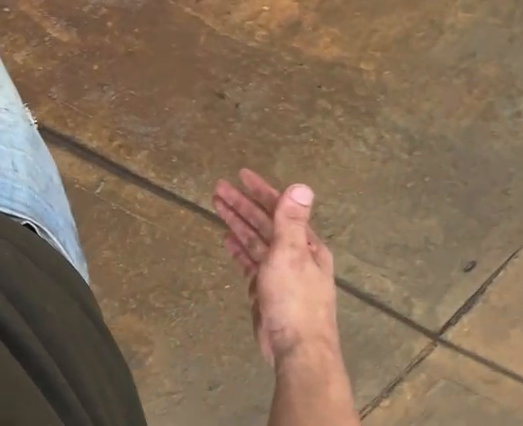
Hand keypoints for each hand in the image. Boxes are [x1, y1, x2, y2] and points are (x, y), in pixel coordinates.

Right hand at [214, 169, 340, 364]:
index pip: (281, 210)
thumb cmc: (294, 298)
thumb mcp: (290, 254)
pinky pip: (250, 260)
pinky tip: (226, 240)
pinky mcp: (267, 288)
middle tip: (217, 187)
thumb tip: (302, 186)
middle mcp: (295, 256)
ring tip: (216, 205)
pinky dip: (238, 248)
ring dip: (237, 222)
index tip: (241, 174)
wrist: (296, 348)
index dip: (261, 191)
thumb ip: (292, 220)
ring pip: (255, 239)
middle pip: (265, 223)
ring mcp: (280, 273)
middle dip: (242, 204)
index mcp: (306, 246)